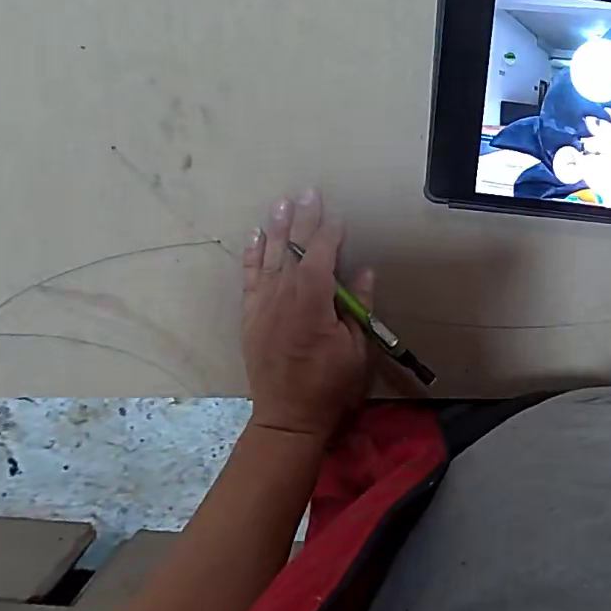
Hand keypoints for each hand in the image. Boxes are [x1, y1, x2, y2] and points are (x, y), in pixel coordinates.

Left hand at [240, 190, 374, 441]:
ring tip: (281, 203)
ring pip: (269, 260)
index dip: (329, 236)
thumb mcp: (357, 350)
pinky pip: (250, 279)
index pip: (319, 260)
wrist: (289, 417)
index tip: (339, 218)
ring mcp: (263, 308)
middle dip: (302, 221)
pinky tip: (256, 236)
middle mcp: (282, 301)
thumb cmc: (331, 386)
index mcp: (311, 308)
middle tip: (308, 193)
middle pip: (293, 253)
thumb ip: (357, 307)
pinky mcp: (251, 317)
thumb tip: (361, 272)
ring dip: (276, 230)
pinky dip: (252, 256)